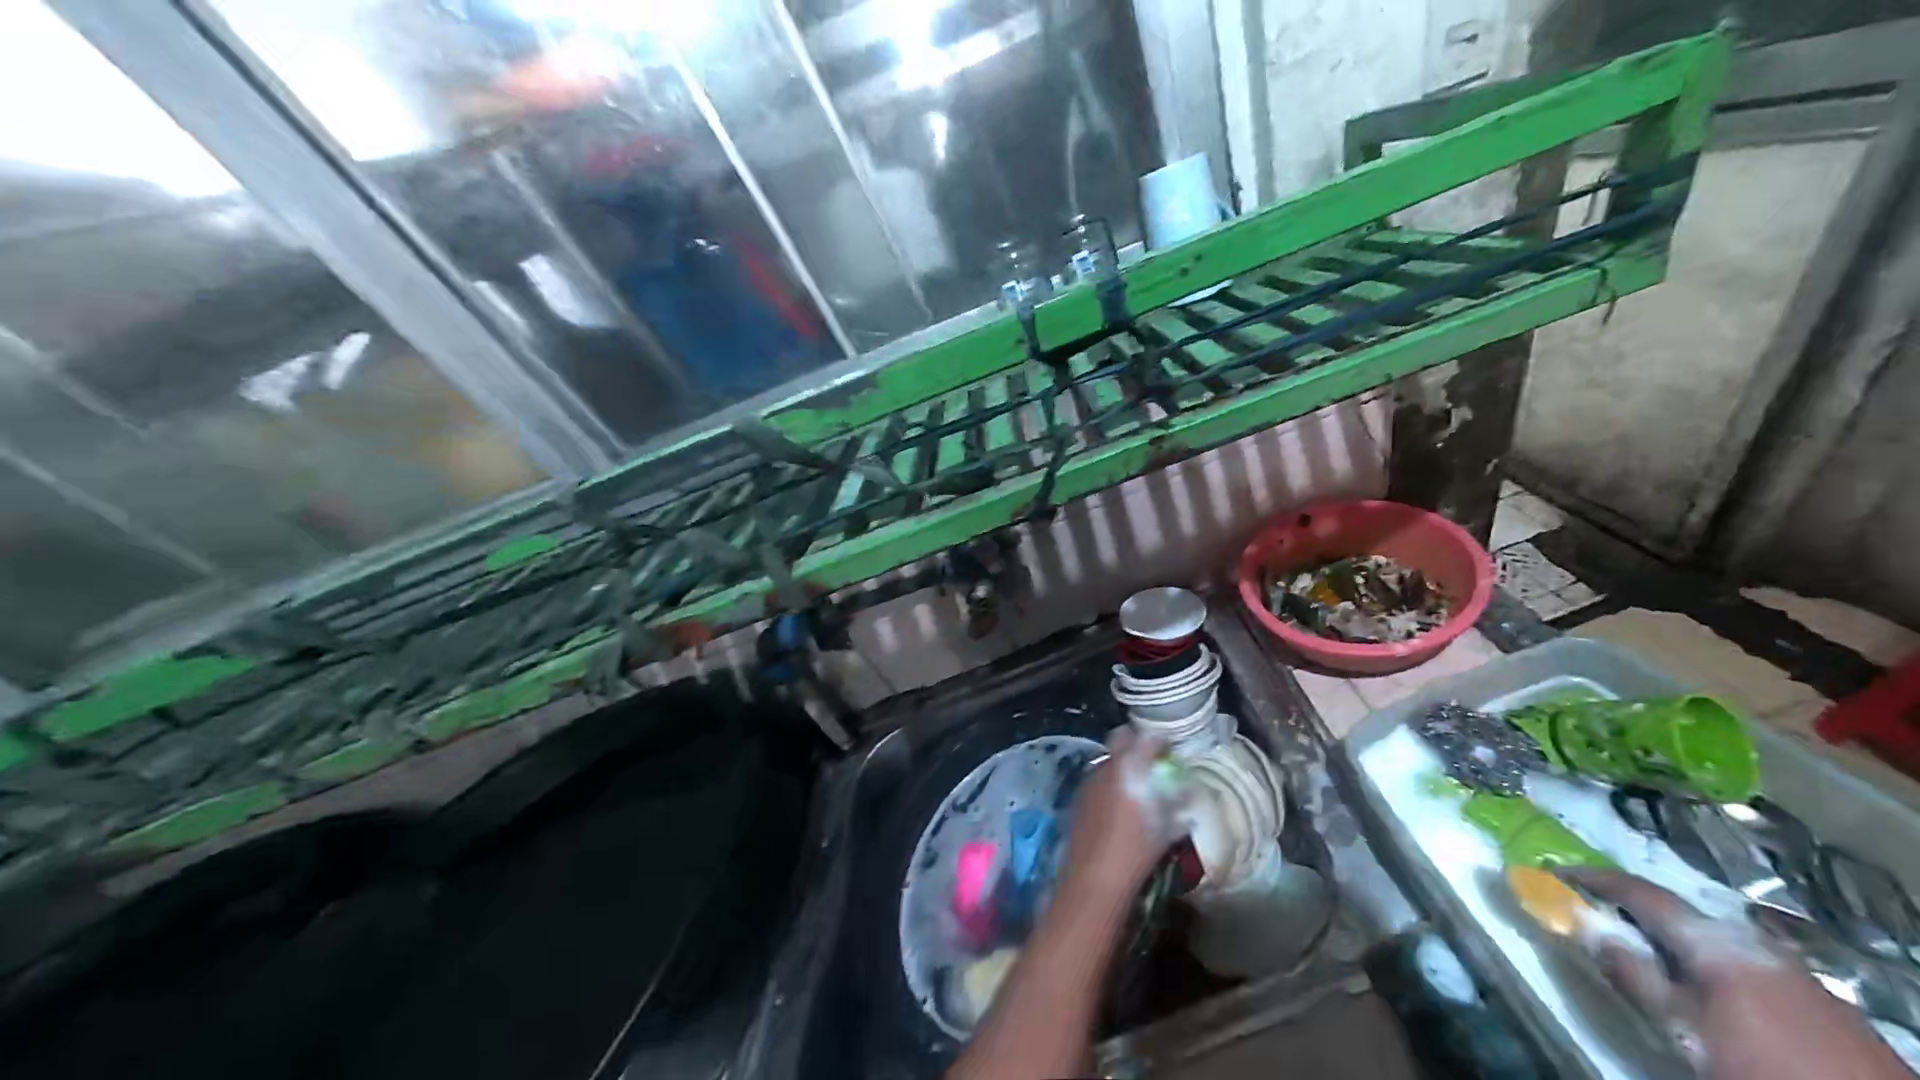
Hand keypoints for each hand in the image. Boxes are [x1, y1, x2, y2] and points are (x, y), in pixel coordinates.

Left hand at [1063, 727, 1185, 894]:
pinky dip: (1109, 781)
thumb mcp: (1168, 828)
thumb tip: (1185, 789)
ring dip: (1121, 764)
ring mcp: (1090, 778)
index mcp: (1132, 768)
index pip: (1147, 738)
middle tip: (1149, 762)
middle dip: (1135, 744)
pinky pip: (1097, 777)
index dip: (1159, 741)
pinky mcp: (1079, 794)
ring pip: (1107, 758)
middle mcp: (1108, 766)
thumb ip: (1177, 802)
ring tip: (1134, 786)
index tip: (1168, 751)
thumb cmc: (1138, 851)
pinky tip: (1116, 803)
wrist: (1094, 875)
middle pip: (1120, 737)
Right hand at [1563, 868, 1909, 1079]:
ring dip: (1668, 933)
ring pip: (1710, 935)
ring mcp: (1791, 968)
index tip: (1554, 872)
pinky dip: (1703, 956)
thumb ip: (1633, 974)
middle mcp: (1753, 941)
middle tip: (1592, 912)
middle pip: (1678, 911)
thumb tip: (1581, 923)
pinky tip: (1699, 982)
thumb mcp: (1685, 1028)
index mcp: (1716, 942)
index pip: (1642, 892)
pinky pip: (1742, 958)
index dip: (1594, 879)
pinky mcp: (1816, 997)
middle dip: (1631, 907)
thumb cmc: (1760, 1068)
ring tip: (1640, 948)